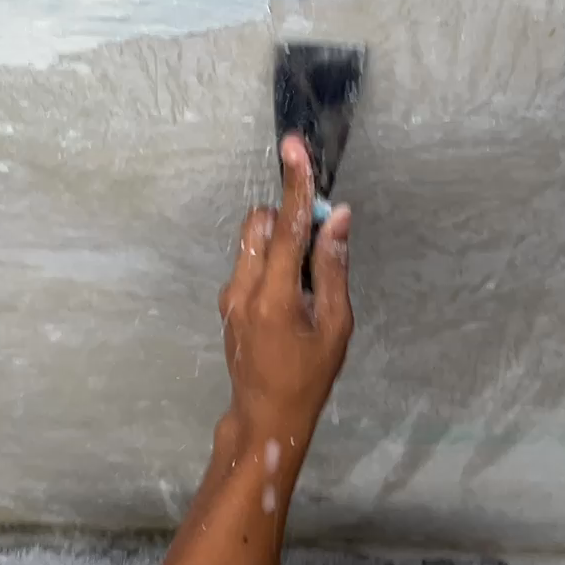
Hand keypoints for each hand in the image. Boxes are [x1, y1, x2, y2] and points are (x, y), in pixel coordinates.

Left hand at [216, 135, 353, 445]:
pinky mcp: (226, 300)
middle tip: (316, 240)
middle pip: (259, 222)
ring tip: (304, 274)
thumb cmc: (309, 376)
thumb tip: (338, 216)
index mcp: (274, 294)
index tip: (293, 146)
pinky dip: (269, 258)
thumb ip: (333, 267)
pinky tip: (289, 292)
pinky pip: (248, 260)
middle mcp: (243, 286)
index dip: (295, 183)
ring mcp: (229, 293)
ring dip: (278, 238)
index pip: (286, 226)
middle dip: (286, 216)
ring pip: (250, 239)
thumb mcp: (336, 326)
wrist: (265, 417)